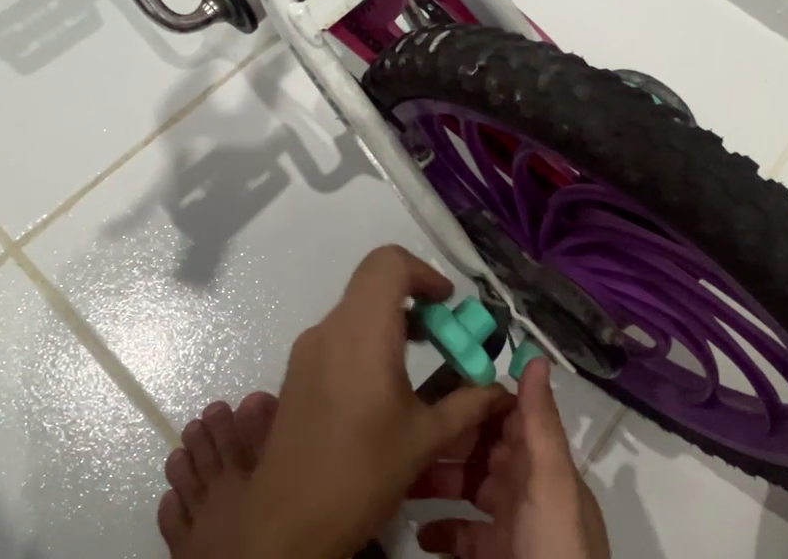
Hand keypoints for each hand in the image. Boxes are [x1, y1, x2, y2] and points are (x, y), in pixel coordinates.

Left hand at [236, 245, 512, 556]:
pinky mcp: (297, 372)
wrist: (287, 524)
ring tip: (421, 361)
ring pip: (356, 308)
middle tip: (442, 334)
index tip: (447, 305)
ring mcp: (308, 349)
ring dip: (391, 320)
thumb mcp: (426, 439)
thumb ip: (467, 404)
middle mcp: (330, 329)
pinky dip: (369, 340)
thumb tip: (500, 389)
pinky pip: (339, 334)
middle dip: (414, 298)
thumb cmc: (362, 473)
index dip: (423, 272)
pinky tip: (385, 386)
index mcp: (363, 333)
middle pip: (373, 282)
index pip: (388, 263)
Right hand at [413, 357, 610, 558]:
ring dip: (436, 484)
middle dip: (446, 443)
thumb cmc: (556, 548)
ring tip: (402, 484)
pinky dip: (440, 531)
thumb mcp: (551, 481)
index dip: (475, 403)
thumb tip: (535, 357)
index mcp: (542, 463)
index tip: (435, 389)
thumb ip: (540, 423)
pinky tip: (420, 534)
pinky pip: (462, 537)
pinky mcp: (495, 557)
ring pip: (468, 490)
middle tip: (406, 439)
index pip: (507, 417)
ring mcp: (510, 526)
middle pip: (482, 452)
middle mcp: (526, 488)